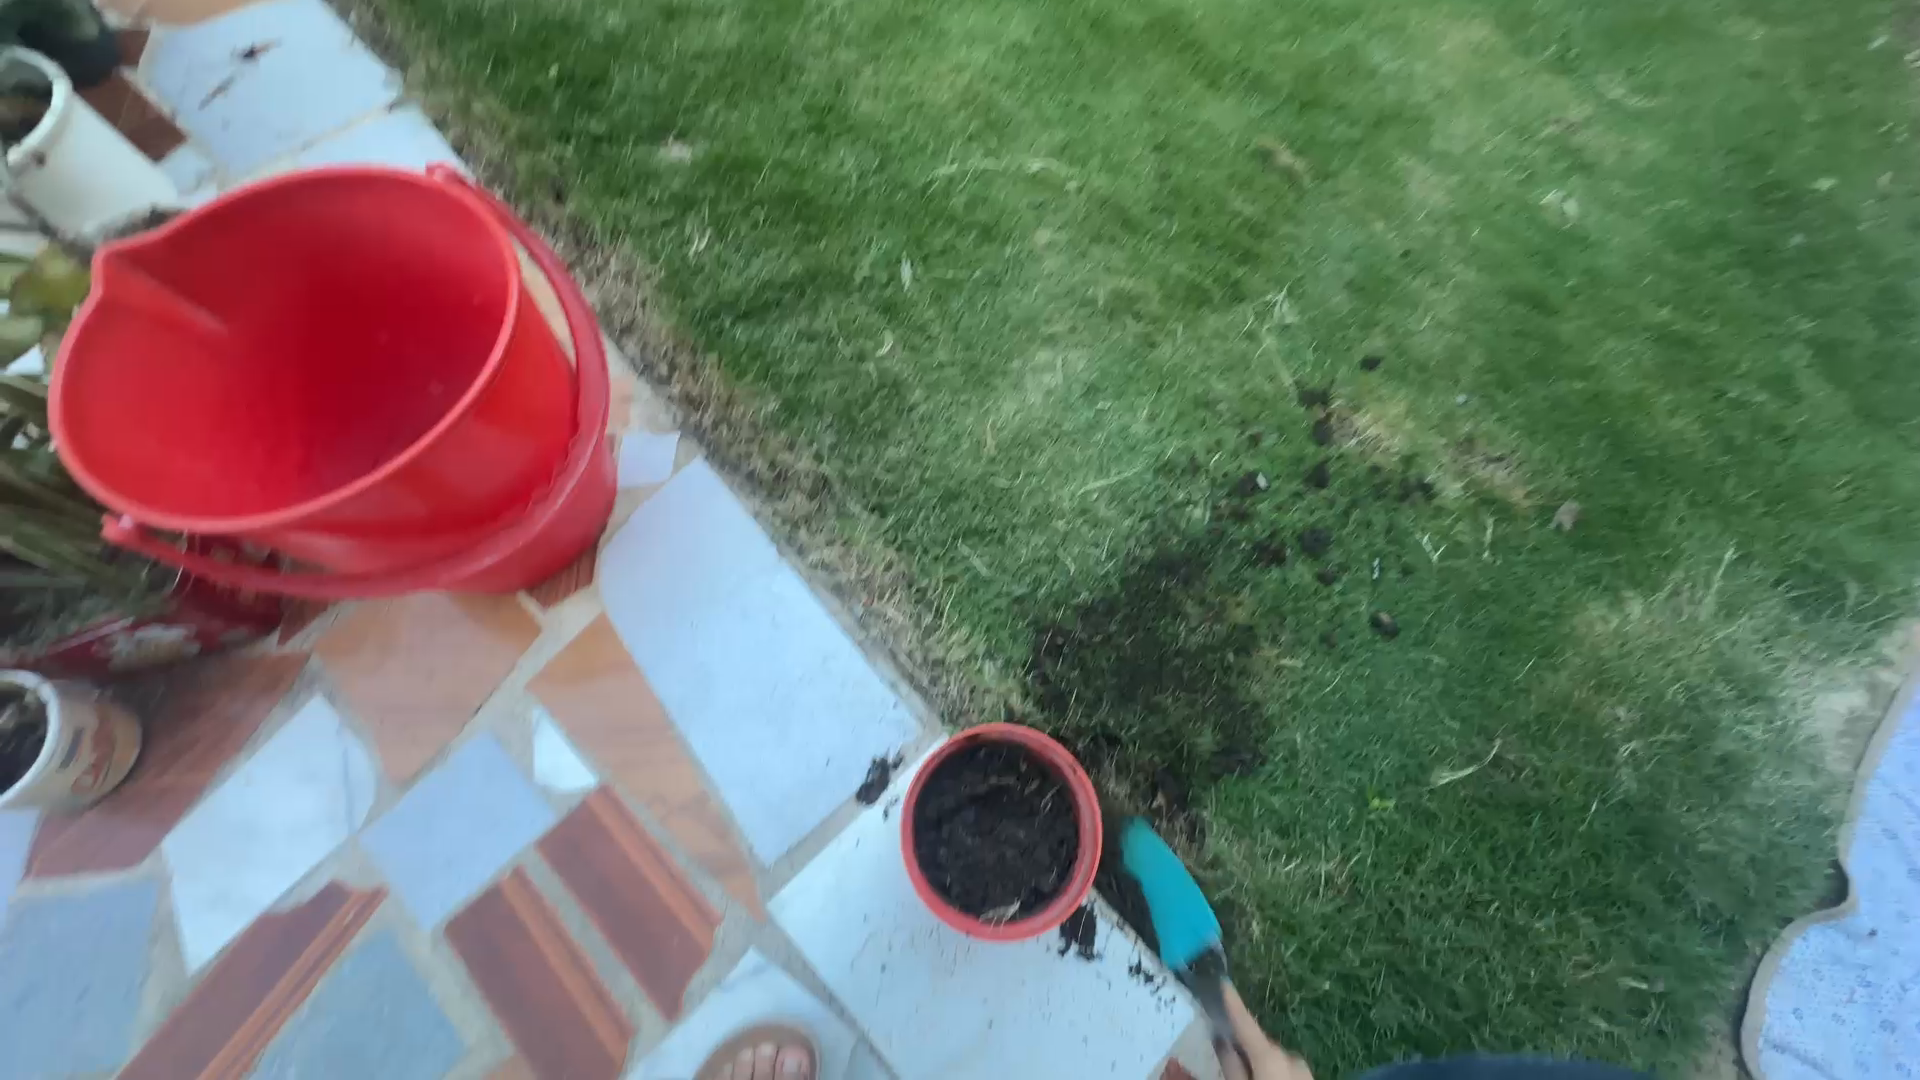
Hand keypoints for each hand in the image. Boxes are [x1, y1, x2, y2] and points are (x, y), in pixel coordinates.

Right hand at [1217, 982, 1313, 1079]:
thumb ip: (1231, 1065)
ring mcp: (1305, 1068)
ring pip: (1275, 1057)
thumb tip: (1221, 1040)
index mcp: (1270, 1055)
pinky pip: (1287, 1068)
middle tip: (1232, 1052)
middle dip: (1247, 1047)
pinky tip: (1270, 1078)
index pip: (1245, 1021)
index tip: (1222, 979)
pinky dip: (1277, 1071)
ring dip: (1263, 1061)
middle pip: (1261, 1043)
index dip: (1232, 999)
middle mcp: (1290, 1056)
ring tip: (1253, 1072)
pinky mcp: (1311, 1077)